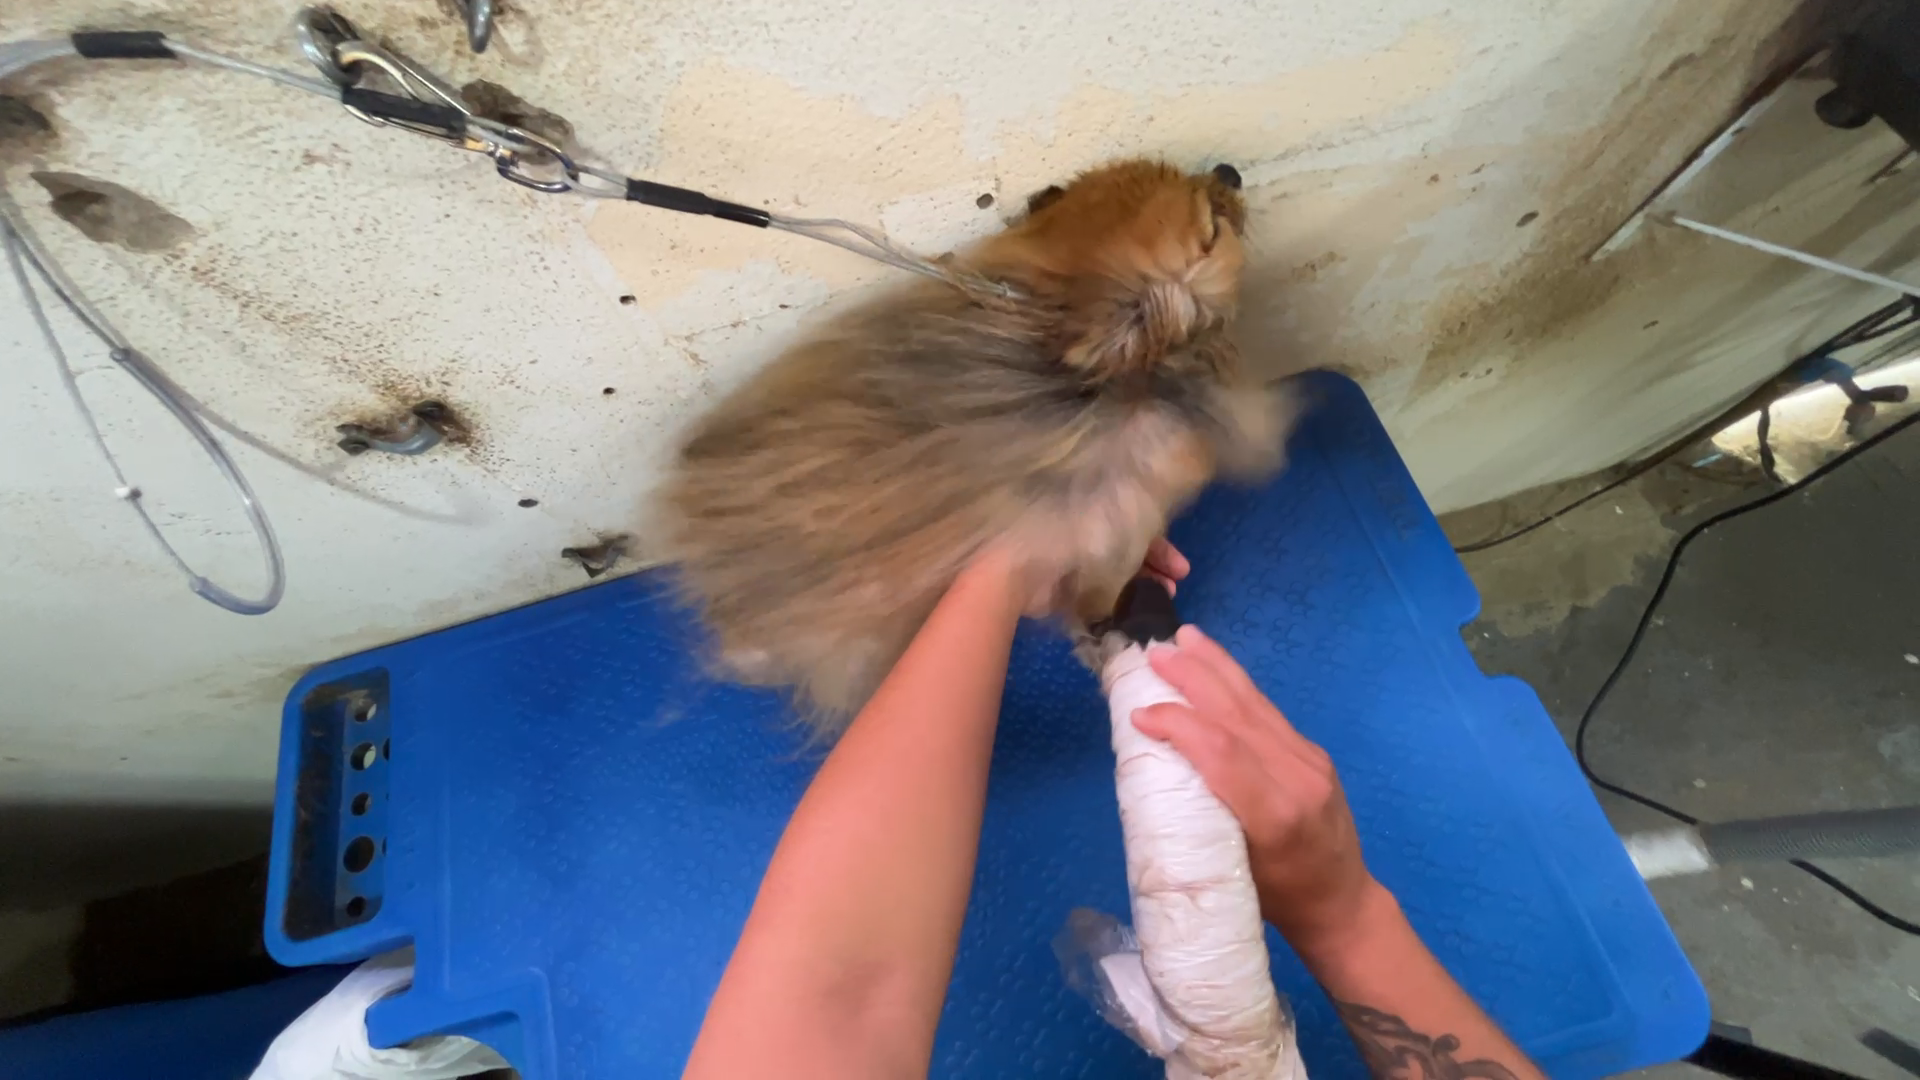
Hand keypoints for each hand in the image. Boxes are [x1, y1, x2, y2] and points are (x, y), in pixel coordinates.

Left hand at [969, 537, 1189, 617]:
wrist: (1013, 574)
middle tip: (1175, 583)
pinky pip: (1100, 593)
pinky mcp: (1065, 590)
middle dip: (1156, 565)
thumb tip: (1152, 534)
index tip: (1180, 566)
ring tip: (1164, 598)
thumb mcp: (1098, 527)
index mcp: (1091, 512)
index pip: (1134, 524)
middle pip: (1128, 548)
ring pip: (1117, 571)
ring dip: (1143, 583)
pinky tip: (1135, 612)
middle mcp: (1085, 535)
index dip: (1160, 544)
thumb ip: (1125, 528)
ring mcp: (1074, 564)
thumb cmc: (1057, 542)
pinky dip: (1119, 601)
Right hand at [1132, 625, 1382, 957]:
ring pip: (1254, 701)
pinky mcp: (1311, 751)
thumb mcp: (1228, 867)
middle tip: (1154, 653)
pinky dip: (1232, 683)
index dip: (1178, 724)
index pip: (1221, 751)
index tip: (1139, 716)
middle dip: (1192, 677)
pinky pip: (1265, 709)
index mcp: (1275, 814)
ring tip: (1185, 637)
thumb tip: (1153, 759)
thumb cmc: (1276, 898)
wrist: (1343, 903)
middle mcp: (1297, 777)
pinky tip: (1214, 665)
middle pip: (1238, 713)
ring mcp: (1309, 759)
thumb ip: (1197, 810)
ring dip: (1214, 665)